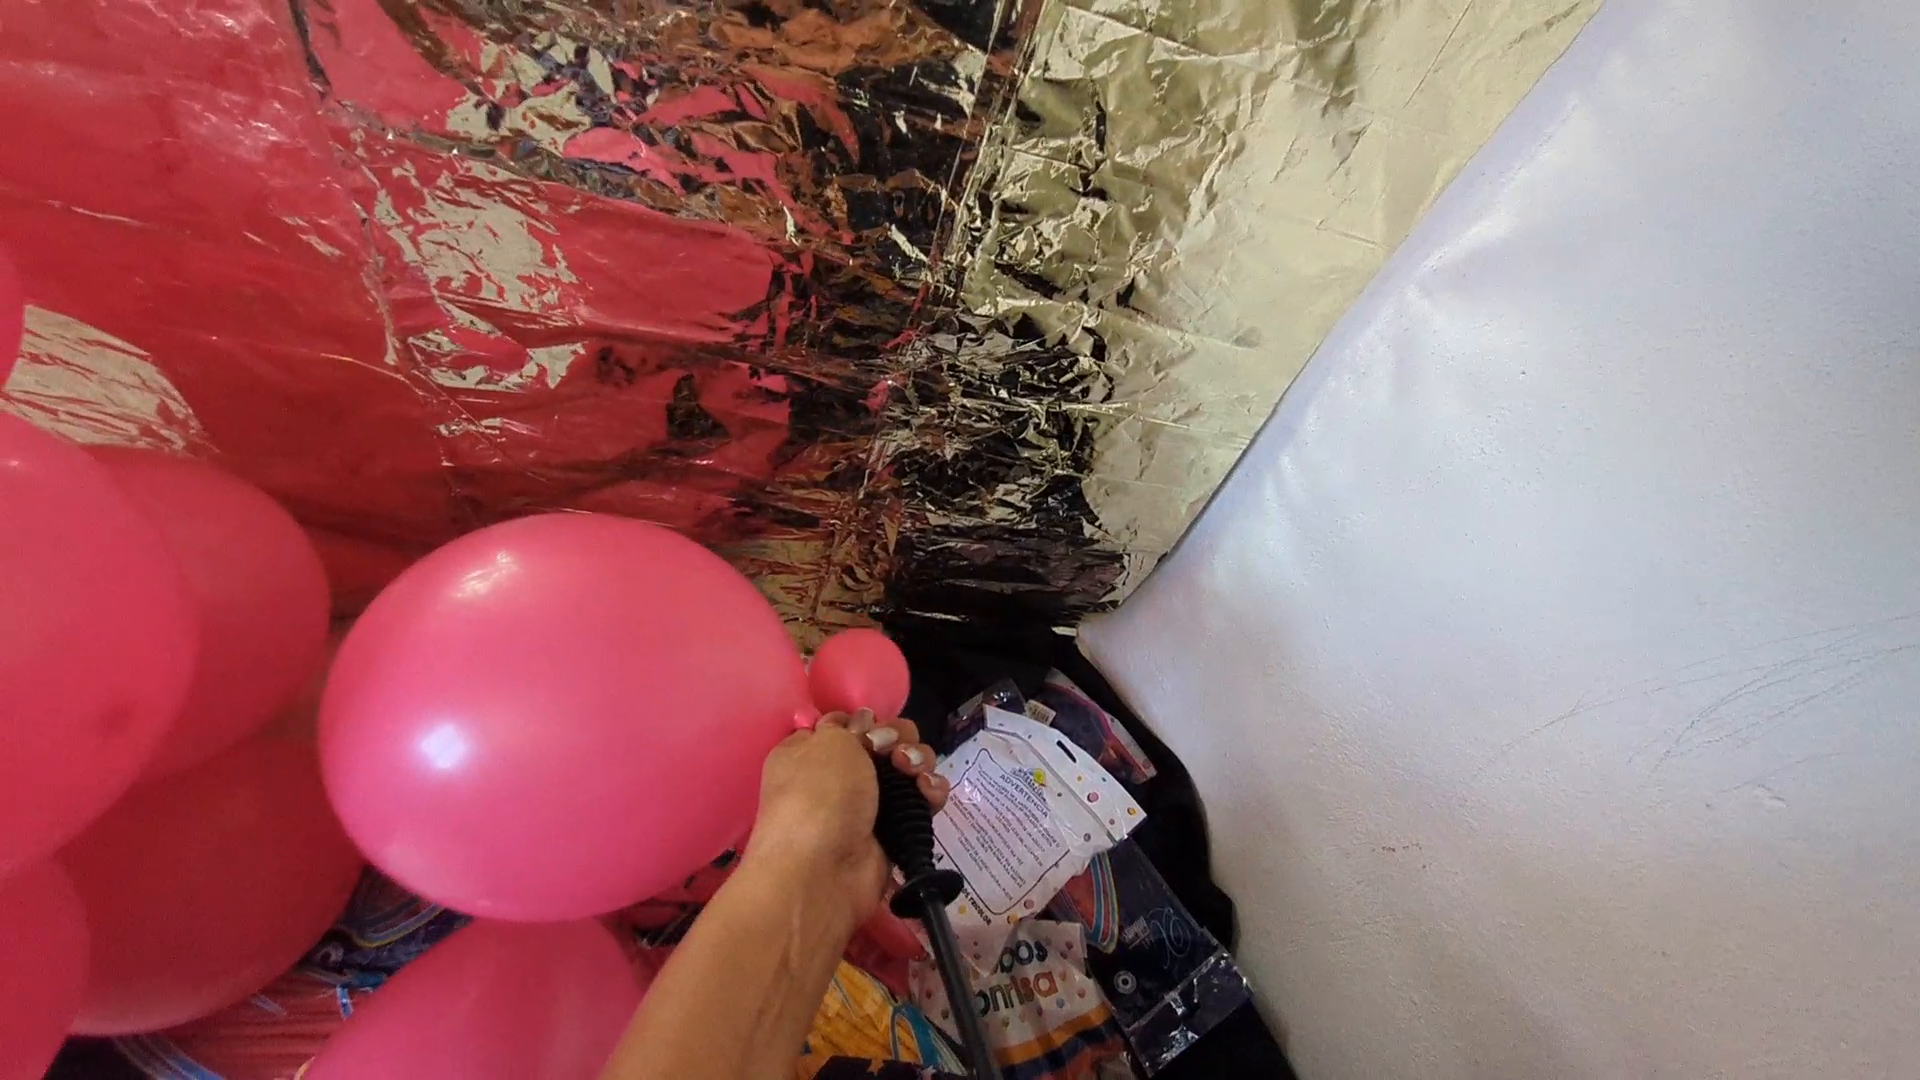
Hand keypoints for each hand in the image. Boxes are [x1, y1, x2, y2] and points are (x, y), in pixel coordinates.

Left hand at [742, 709, 948, 934]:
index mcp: (812, 751)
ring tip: (912, 773)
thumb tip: (863, 725)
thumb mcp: (827, 743)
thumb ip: (849, 726)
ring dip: (918, 761)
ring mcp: (869, 802)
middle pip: (886, 740)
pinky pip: (923, 798)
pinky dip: (932, 791)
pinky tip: (929, 794)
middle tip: (891, 753)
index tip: (869, 730)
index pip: (849, 723)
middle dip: (898, 738)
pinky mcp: (896, 827)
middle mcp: (841, 774)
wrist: (822, 871)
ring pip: (909, 766)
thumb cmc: (818, 796)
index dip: (865, 721)